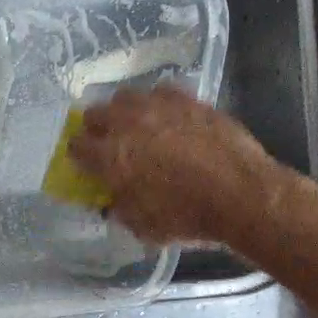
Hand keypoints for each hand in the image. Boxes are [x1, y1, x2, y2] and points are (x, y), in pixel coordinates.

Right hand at [69, 84, 290, 246]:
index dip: (78, 155)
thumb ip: (121, 209)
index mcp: (109, 156)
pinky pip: (161, 91)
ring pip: (126, 96)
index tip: (85, 163)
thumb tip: (114, 201)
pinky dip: (159, 103)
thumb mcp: (142, 226)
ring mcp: (159, 107)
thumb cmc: (186, 217)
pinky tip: (168, 117)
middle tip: (108, 142)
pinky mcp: (189, 100)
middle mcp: (127, 124)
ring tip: (136, 125)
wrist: (240, 194)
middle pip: (95, 113)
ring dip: (124, 110)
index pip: (76, 146)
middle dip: (97, 127)